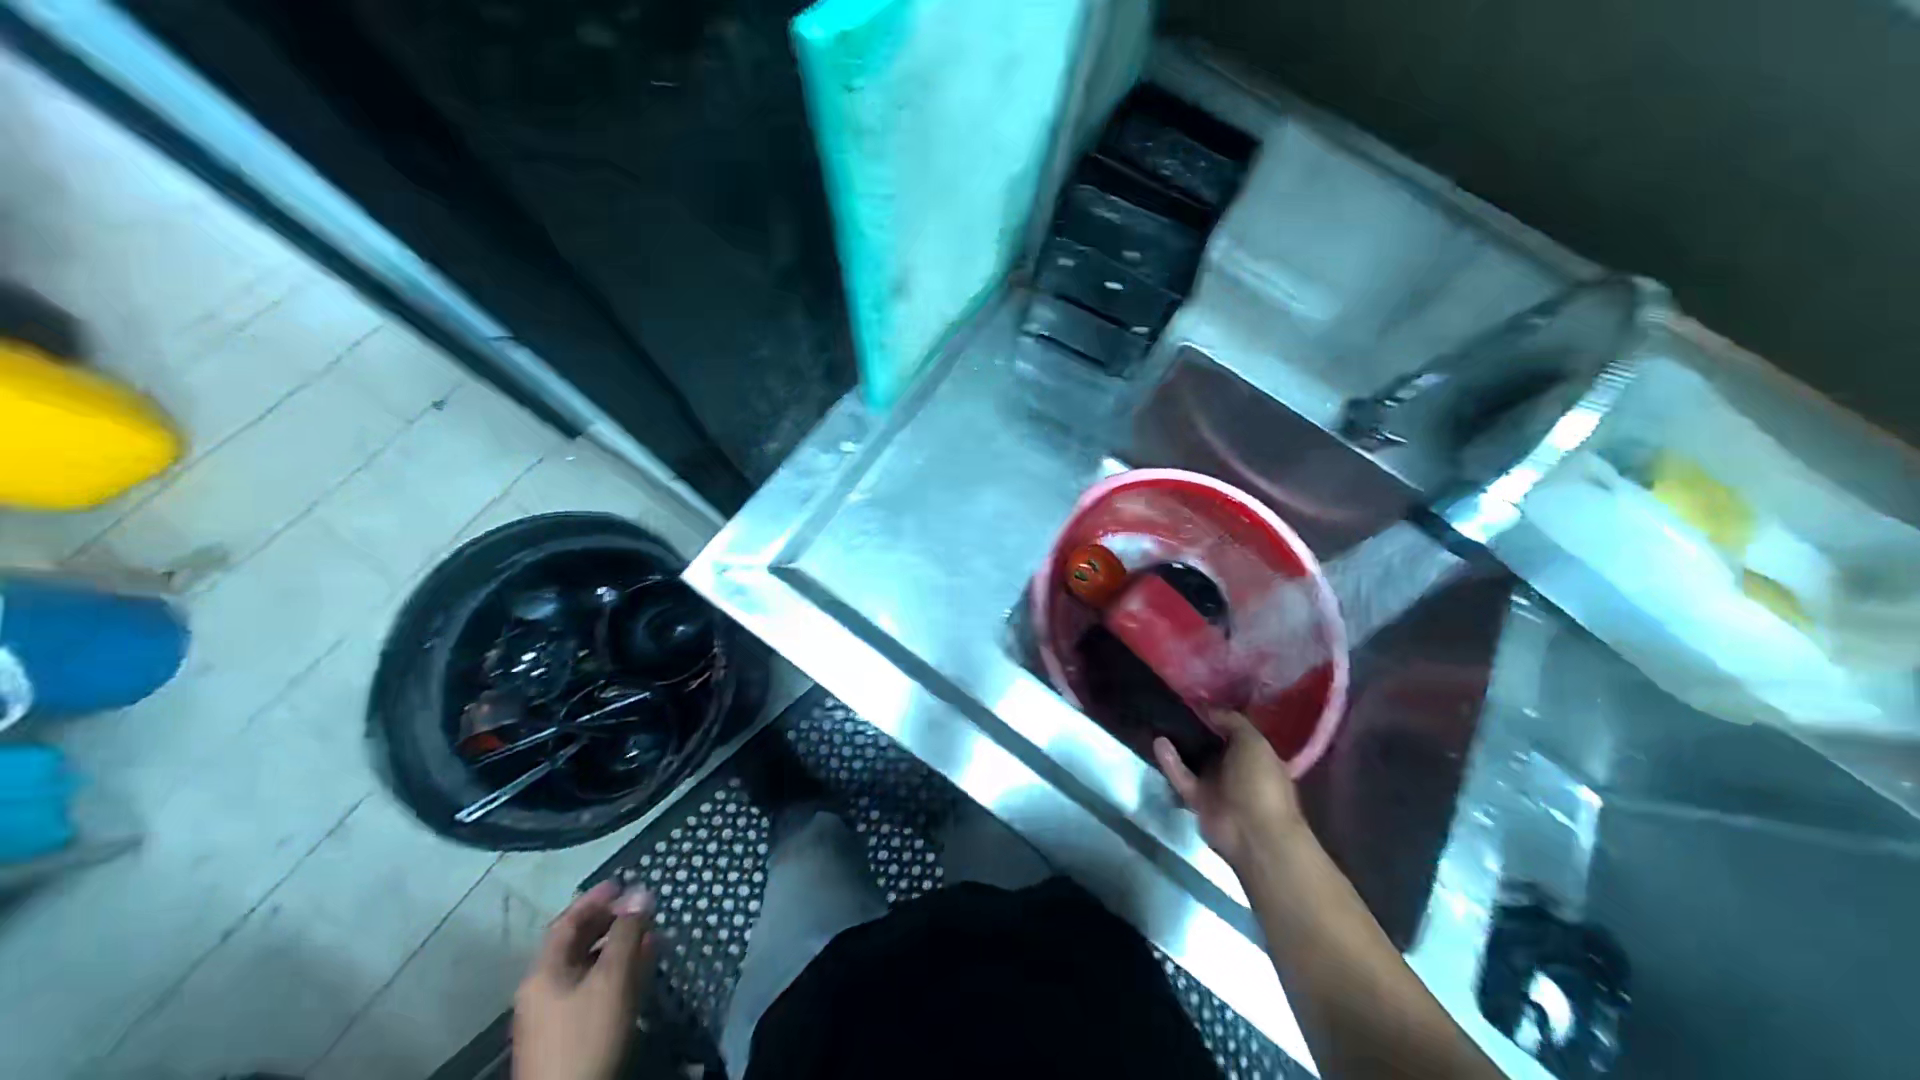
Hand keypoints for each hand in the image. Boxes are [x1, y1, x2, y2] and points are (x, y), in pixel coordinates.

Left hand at [513, 881, 657, 1079]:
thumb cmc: (588, 1035)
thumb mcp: (612, 978)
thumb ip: (628, 933)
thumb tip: (641, 893)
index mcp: (543, 972)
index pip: (567, 922)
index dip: (595, 899)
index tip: (623, 882)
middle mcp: (542, 989)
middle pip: (575, 944)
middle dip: (609, 921)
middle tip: (640, 908)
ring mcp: (553, 1015)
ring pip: (587, 967)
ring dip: (617, 946)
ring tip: (649, 935)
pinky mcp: (568, 1035)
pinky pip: (592, 989)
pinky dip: (615, 972)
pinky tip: (640, 971)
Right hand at [1153, 711, 1303, 870]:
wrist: (1254, 834)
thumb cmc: (1261, 782)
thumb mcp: (1253, 742)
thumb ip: (1232, 721)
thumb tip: (1209, 708)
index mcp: (1257, 756)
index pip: (1235, 731)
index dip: (1218, 716)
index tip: (1197, 699)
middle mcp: (1237, 770)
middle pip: (1212, 745)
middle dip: (1195, 728)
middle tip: (1173, 706)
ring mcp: (1216, 786)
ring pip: (1193, 760)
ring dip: (1180, 744)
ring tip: (1161, 721)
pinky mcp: (1197, 800)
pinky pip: (1181, 776)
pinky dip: (1170, 761)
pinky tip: (1159, 742)